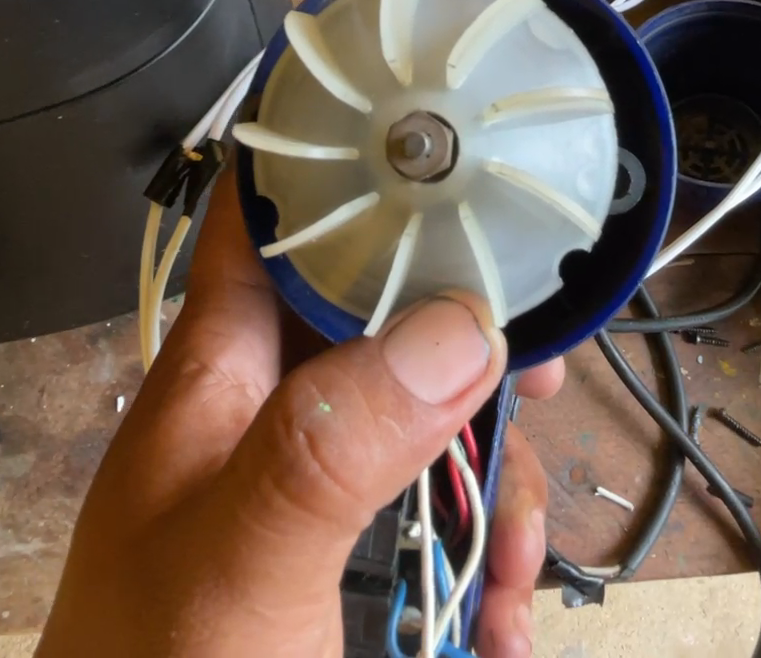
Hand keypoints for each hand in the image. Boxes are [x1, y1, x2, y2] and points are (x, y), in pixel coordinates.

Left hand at [37, 178, 562, 656]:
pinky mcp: (348, 549)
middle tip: (540, 369)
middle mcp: (271, 408)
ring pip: (425, 417)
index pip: (265, 225)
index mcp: (220, 372)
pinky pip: (436, 511)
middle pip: (380, 318)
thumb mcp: (237, 563)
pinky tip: (497, 615)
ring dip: (491, 474)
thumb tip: (458, 326)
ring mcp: (314, 481)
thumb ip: (330, 445)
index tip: (429, 149)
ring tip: (511, 559)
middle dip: (465, 338)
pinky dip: (482, 552)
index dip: (330, 171)